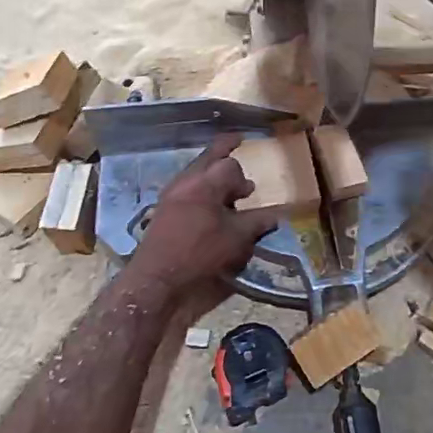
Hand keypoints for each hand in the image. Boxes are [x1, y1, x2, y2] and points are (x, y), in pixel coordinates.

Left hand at [124, 133, 279, 309]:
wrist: (157, 279)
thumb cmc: (200, 255)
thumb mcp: (237, 239)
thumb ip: (257, 222)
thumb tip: (275, 215)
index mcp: (205, 183)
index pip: (229, 165)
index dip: (243, 178)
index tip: (250, 192)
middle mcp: (186, 181)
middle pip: (208, 158)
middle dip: (225, 155)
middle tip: (237, 153)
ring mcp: (171, 194)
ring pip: (195, 172)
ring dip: (213, 176)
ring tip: (226, 194)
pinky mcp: (163, 209)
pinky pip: (186, 188)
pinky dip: (201, 189)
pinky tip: (208, 208)